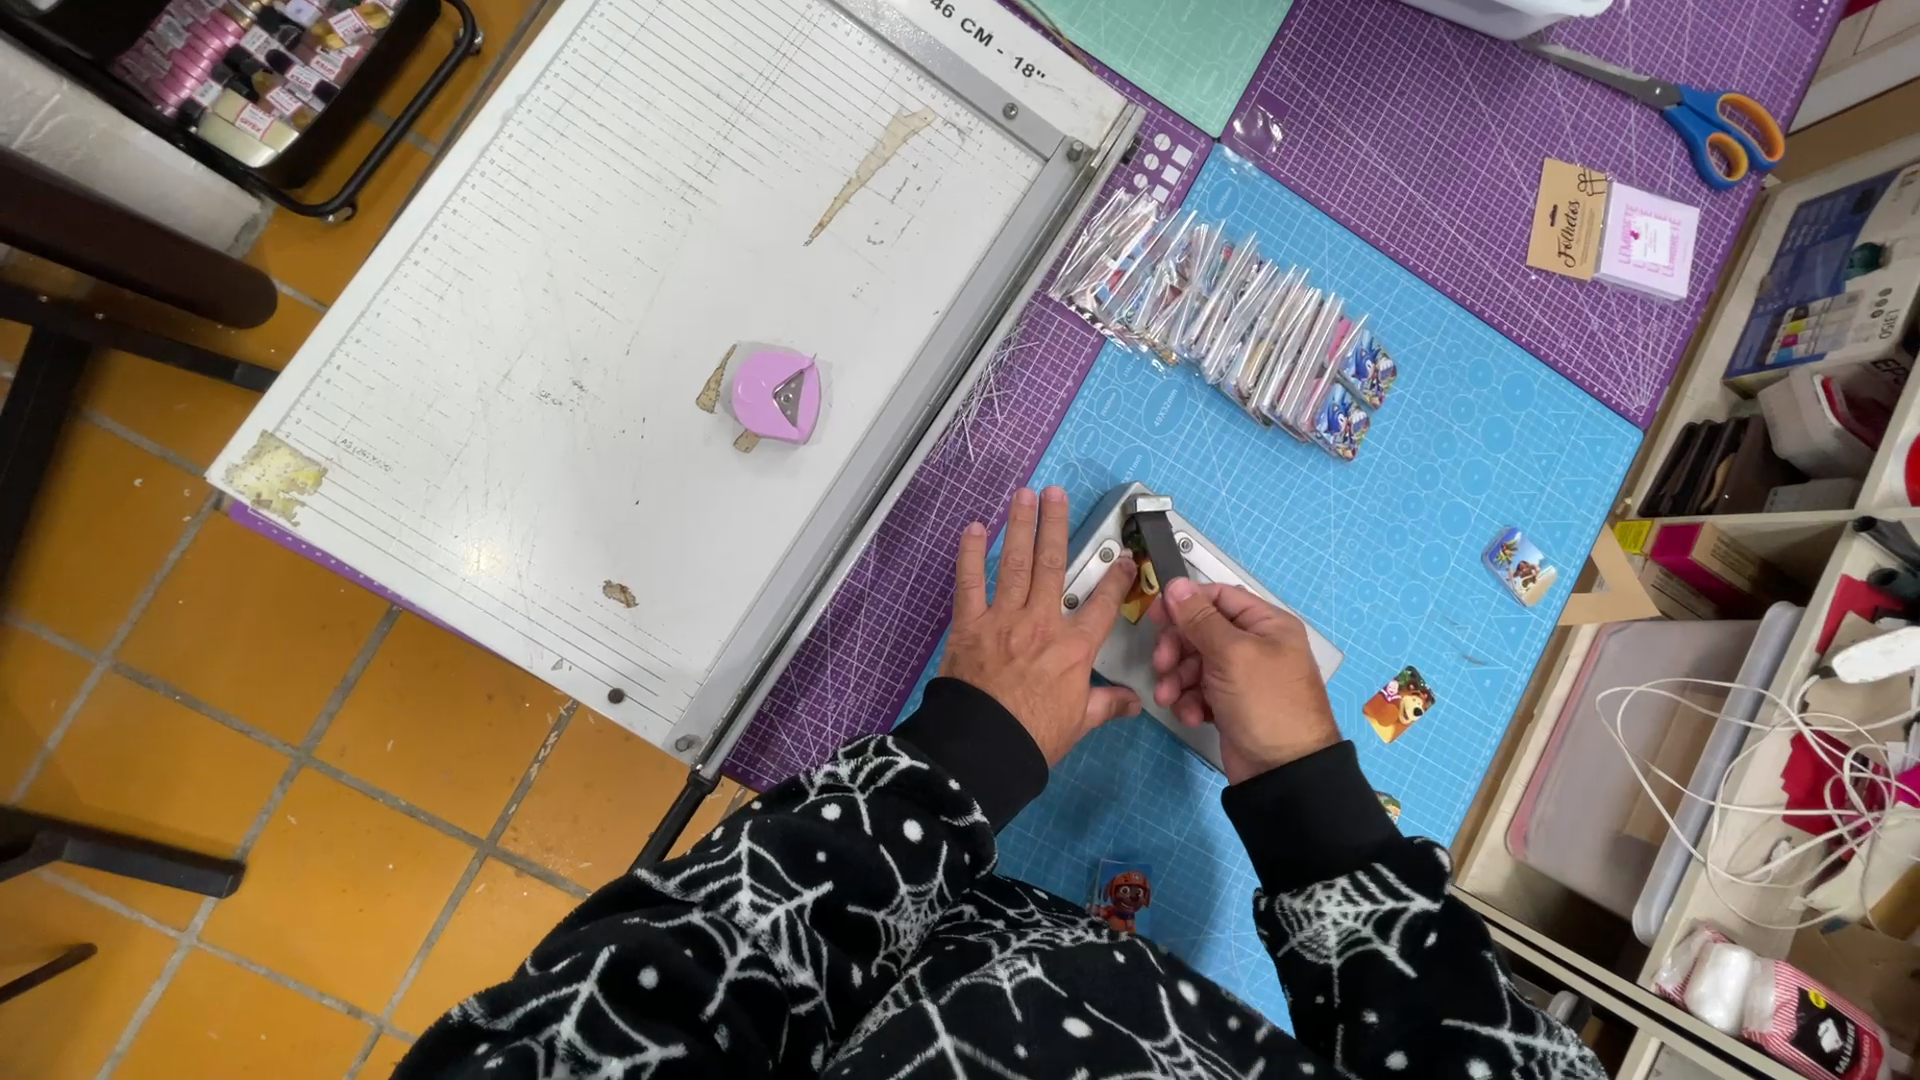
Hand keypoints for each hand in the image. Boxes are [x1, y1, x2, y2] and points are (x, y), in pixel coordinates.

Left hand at [941, 486, 1140, 764]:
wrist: (984, 748)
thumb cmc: (1033, 737)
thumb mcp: (1078, 723)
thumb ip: (1106, 705)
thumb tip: (1135, 703)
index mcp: (1074, 648)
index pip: (1104, 604)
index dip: (1117, 578)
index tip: (1124, 557)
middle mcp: (1042, 623)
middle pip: (1053, 564)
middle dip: (1055, 525)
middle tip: (1056, 493)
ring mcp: (1004, 618)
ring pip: (1015, 562)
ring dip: (1020, 525)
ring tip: (1023, 495)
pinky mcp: (970, 623)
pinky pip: (970, 582)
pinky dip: (970, 553)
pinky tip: (973, 528)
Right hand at [1149, 578, 1338, 784]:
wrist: (1282, 773)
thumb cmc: (1264, 702)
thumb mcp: (1232, 654)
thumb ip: (1200, 619)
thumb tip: (1175, 584)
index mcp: (1266, 624)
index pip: (1218, 597)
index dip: (1185, 603)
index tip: (1156, 616)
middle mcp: (1254, 645)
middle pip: (1200, 630)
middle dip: (1176, 648)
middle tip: (1161, 663)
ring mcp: (1240, 676)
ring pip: (1194, 662)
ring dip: (1176, 678)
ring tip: (1169, 697)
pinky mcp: (1228, 702)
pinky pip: (1197, 689)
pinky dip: (1188, 699)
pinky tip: (1189, 714)